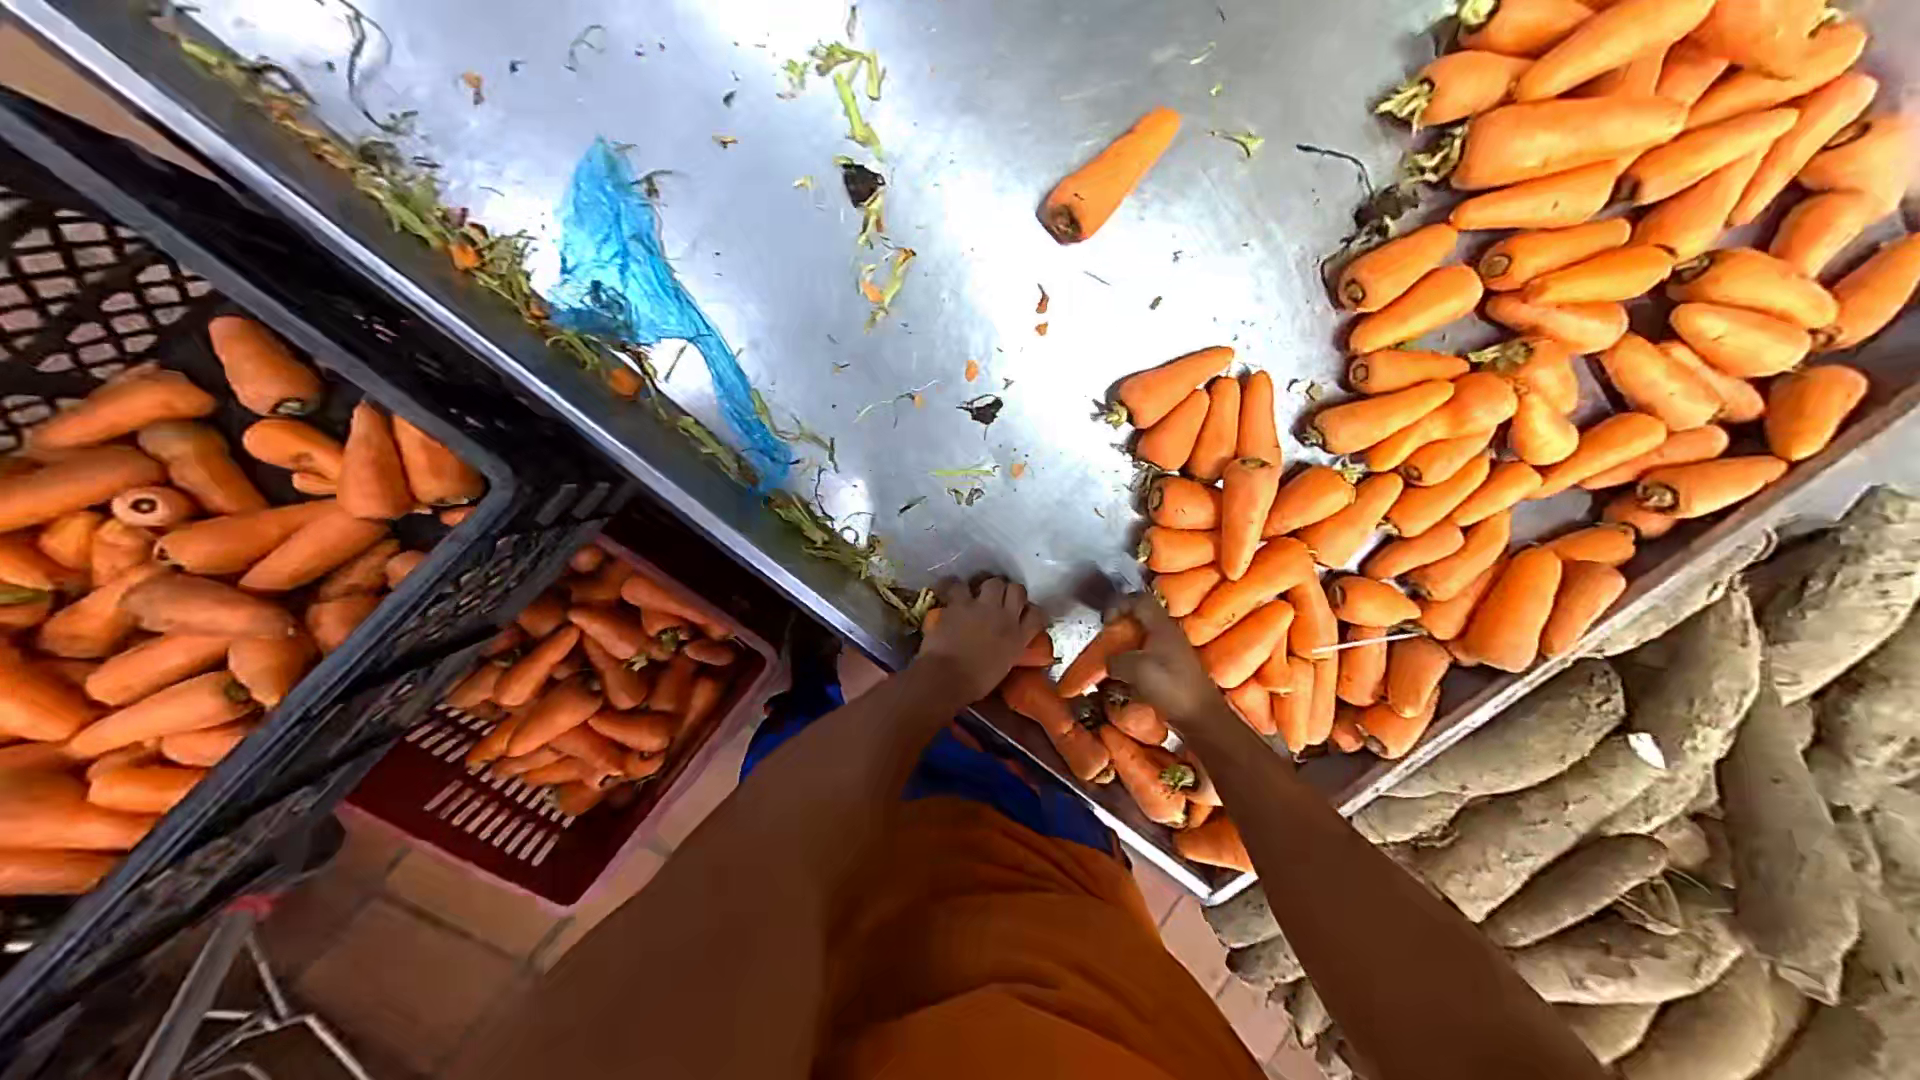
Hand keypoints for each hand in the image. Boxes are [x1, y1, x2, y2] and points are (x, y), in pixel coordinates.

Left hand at [914, 577, 1048, 703]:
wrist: (947, 677)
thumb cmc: (975, 683)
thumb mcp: (1003, 667)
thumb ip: (1008, 650)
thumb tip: (1004, 644)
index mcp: (1018, 639)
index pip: (1037, 614)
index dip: (1031, 610)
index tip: (1023, 612)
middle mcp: (1005, 618)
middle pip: (1017, 589)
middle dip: (1009, 591)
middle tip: (999, 599)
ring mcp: (983, 607)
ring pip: (994, 582)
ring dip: (986, 586)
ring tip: (977, 593)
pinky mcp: (960, 603)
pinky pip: (960, 585)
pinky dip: (954, 586)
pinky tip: (951, 590)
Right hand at [1107, 593, 1235, 728]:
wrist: (1202, 719)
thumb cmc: (1171, 688)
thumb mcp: (1135, 669)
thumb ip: (1115, 660)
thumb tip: (1109, 663)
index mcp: (1162, 626)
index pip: (1139, 600)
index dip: (1119, 605)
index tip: (1106, 622)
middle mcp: (1168, 635)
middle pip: (1138, 621)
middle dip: (1118, 630)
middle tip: (1105, 644)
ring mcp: (1172, 654)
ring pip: (1141, 642)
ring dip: (1124, 650)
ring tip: (1110, 665)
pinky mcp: (1172, 672)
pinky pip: (1146, 660)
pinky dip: (1132, 666)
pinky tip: (1124, 681)